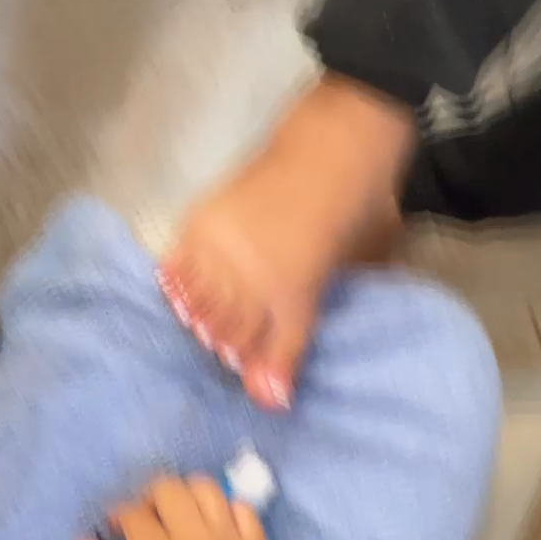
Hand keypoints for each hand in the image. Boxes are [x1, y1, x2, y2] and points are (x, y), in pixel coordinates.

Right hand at [79, 476, 295, 539]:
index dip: (119, 515)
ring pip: (207, 488)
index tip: (117, 527)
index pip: (133, 513)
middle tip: (148, 520)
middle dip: (150, 498)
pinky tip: (216, 529)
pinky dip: (226, 510)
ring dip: (187, 496)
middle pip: (169, 488)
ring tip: (182, 518)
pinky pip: (244, 509)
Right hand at [161, 73, 413, 409]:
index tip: (266, 397)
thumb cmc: (358, 202)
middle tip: (230, 361)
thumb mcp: (362, 263)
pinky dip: (178, 288)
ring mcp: (222, 248)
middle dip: (232, 352)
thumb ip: (340, 300)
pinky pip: (179, 268)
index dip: (269, 374)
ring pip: (202, 303)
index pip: (275, 345)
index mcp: (294, 288)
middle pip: (232, 330)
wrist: (334, 142)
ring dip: (203, 325)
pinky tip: (178, 301)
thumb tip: (328, 324)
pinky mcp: (202, 223)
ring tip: (204, 335)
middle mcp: (252, 276)